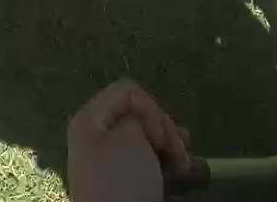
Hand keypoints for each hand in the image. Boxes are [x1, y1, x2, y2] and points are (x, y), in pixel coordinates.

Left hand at [65, 80, 191, 201]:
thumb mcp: (129, 138)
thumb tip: (144, 123)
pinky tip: (184, 165)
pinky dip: (166, 159)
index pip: (127, 91)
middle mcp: (98, 137)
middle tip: (177, 148)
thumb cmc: (122, 182)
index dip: (150, 108)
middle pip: (137, 114)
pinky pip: (148, 160)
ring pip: (145, 138)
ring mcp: (112, 162)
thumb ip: (139, 117)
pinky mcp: (126, 184)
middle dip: (163, 127)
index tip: (160, 135)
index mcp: (91, 120)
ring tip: (185, 159)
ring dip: (168, 143)